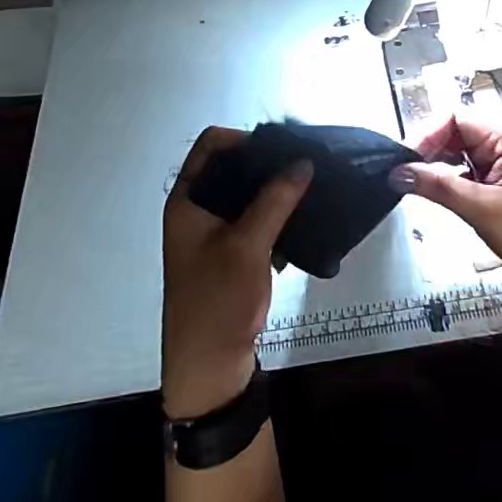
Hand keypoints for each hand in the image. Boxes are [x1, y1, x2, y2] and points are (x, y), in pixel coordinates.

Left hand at [162, 127, 312, 418]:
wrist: (210, 362)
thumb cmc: (218, 299)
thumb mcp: (247, 246)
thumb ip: (275, 200)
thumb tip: (303, 162)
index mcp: (188, 201)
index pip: (212, 145)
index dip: (246, 139)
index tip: (284, 150)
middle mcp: (199, 209)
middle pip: (234, 167)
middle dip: (270, 165)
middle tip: (307, 167)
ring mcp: (216, 232)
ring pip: (250, 195)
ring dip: (278, 193)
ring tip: (312, 191)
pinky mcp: (235, 251)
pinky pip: (259, 220)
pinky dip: (280, 218)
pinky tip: (305, 223)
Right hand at [391, 115, 501, 321]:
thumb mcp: (482, 209)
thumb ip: (438, 187)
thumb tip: (396, 171)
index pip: (453, 121)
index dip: (426, 137)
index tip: (403, 163)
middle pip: (455, 136)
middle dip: (428, 154)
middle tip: (402, 178)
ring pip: (460, 157)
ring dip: (439, 170)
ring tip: (414, 188)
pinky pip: (471, 175)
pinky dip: (453, 184)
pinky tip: (440, 197)